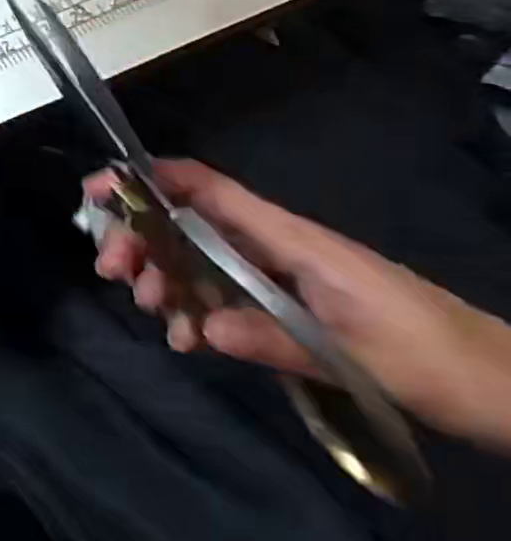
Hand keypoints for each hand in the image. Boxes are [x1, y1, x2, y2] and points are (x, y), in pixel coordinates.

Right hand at [90, 158, 510, 452]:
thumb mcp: (362, 359)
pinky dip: (190, 309)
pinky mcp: (277, 301)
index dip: (145, 178)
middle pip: (181, 222)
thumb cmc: (443, 362)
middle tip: (112, 272)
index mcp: (290, 239)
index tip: (97, 192)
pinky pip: (215, 291)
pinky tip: (188, 338)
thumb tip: (202, 326)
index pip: (204, 187)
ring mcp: (273, 273)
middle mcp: (271, 246)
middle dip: (136, 240)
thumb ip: (277, 339)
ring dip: (158, 278)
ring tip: (154, 313)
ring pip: (190, 257)